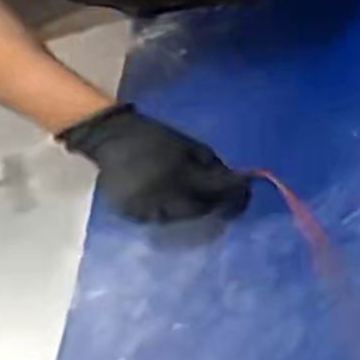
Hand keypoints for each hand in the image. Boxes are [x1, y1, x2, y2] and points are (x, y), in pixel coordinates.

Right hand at [56, 104, 252, 222]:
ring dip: (196, 212)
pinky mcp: (130, 213)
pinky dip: (173, 214)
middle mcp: (162, 195)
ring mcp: (144, 207)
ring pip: (181, 218)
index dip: (235, 193)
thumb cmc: (157, 139)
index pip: (216, 190)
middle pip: (200, 209)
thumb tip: (232, 181)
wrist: (113, 139)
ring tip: (204, 203)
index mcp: (180, 174)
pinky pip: (160, 219)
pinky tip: (178, 204)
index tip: (245, 191)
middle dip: (217, 205)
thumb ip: (212, 167)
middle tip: (228, 202)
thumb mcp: (191, 147)